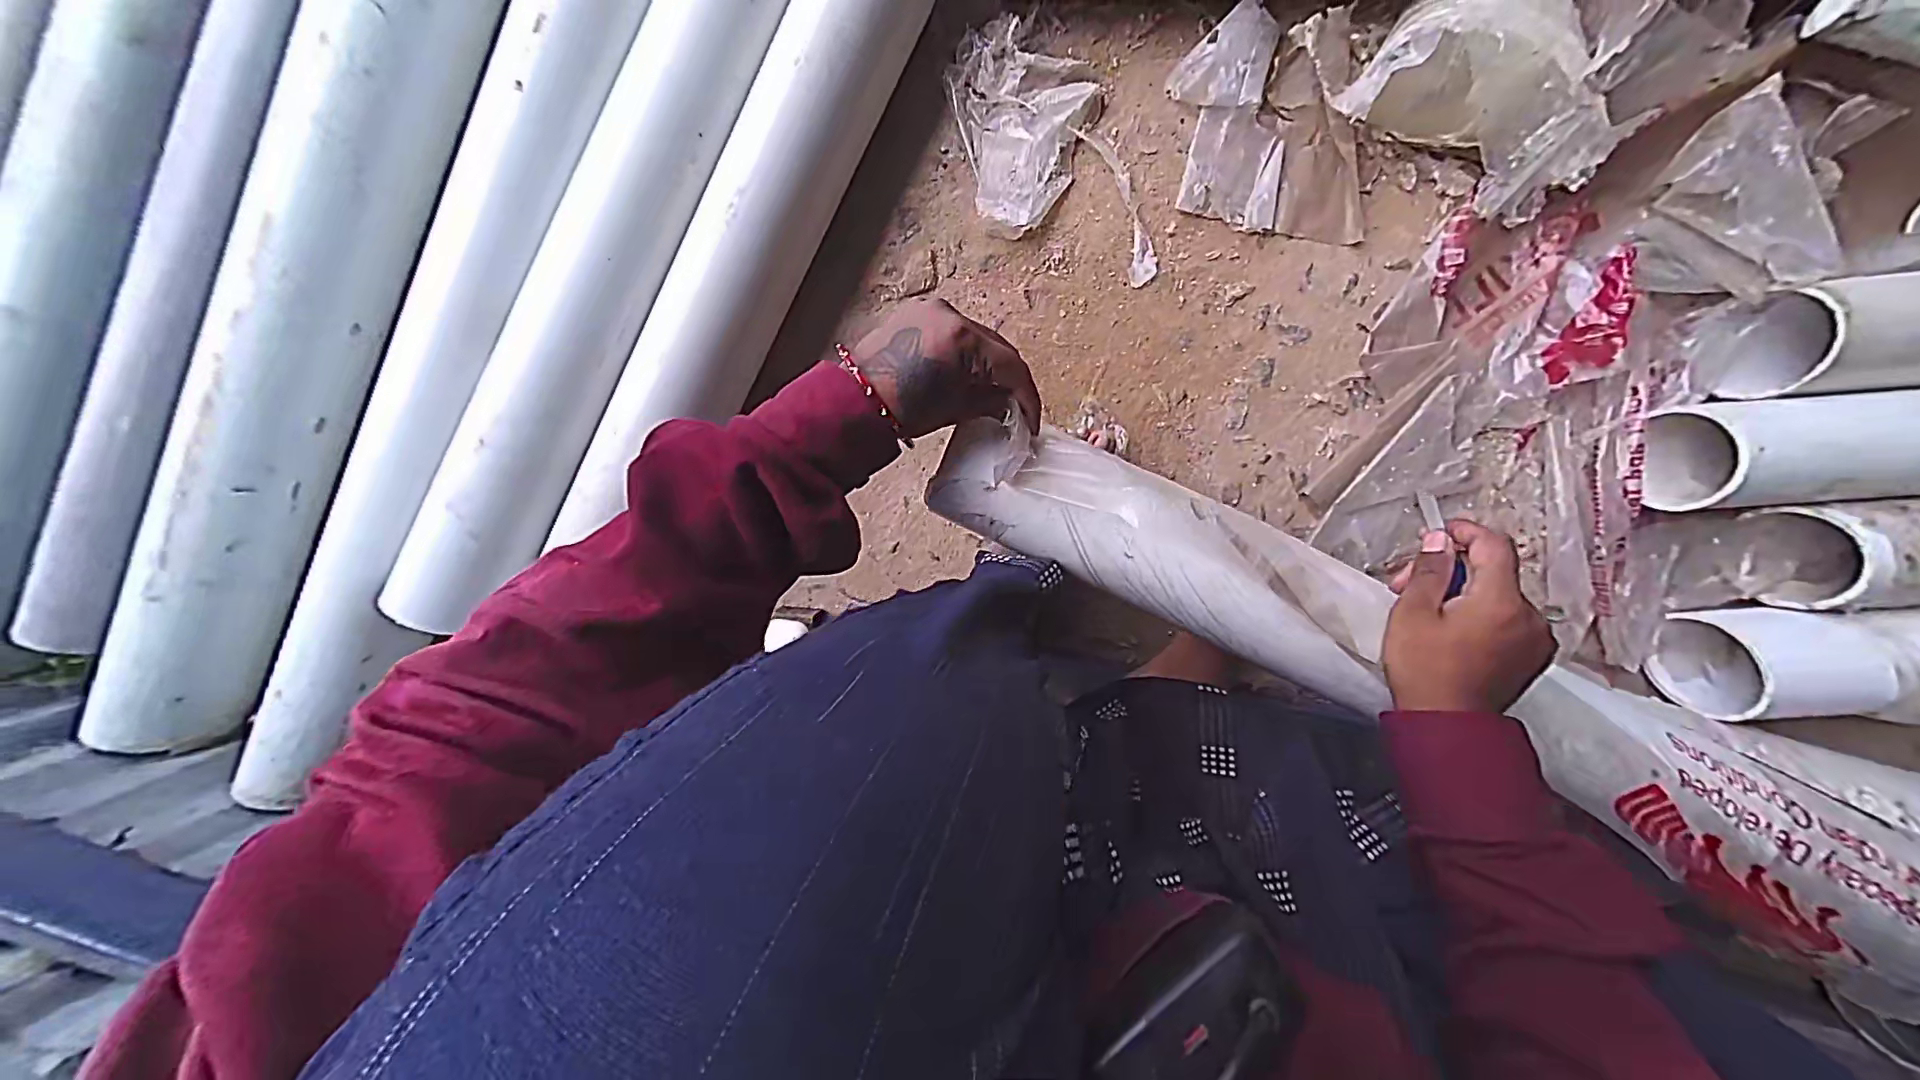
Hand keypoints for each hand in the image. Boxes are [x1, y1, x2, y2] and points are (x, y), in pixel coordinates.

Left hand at [847, 297, 1041, 438]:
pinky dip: (966, 353)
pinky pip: (954, 333)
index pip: (1010, 365)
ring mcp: (931, 311)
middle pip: (996, 347)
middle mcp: (949, 314)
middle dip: (1009, 379)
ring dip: (988, 364)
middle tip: (1016, 407)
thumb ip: (991, 401)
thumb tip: (1009, 403)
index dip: (1026, 396)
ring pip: (977, 338)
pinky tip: (968, 374)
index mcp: (962, 336)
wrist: (855, 402)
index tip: (1030, 420)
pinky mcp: (917, 314)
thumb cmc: (899, 409)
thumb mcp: (956, 408)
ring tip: (992, 392)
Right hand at [1384, 519, 1555, 713]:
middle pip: (1492, 572)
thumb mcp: (1412, 612)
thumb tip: (1440, 541)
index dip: (1466, 531)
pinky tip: (1448, 627)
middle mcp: (1528, 616)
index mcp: (1501, 601)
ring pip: (1497, 595)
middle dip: (1450, 569)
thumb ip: (1430, 571)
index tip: (1441, 531)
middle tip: (1408, 583)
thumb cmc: (1424, 669)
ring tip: (1424, 610)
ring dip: (1461, 592)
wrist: (1447, 722)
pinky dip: (1478, 612)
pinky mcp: (1530, 655)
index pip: (1495, 546)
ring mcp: (1534, 638)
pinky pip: (1505, 618)